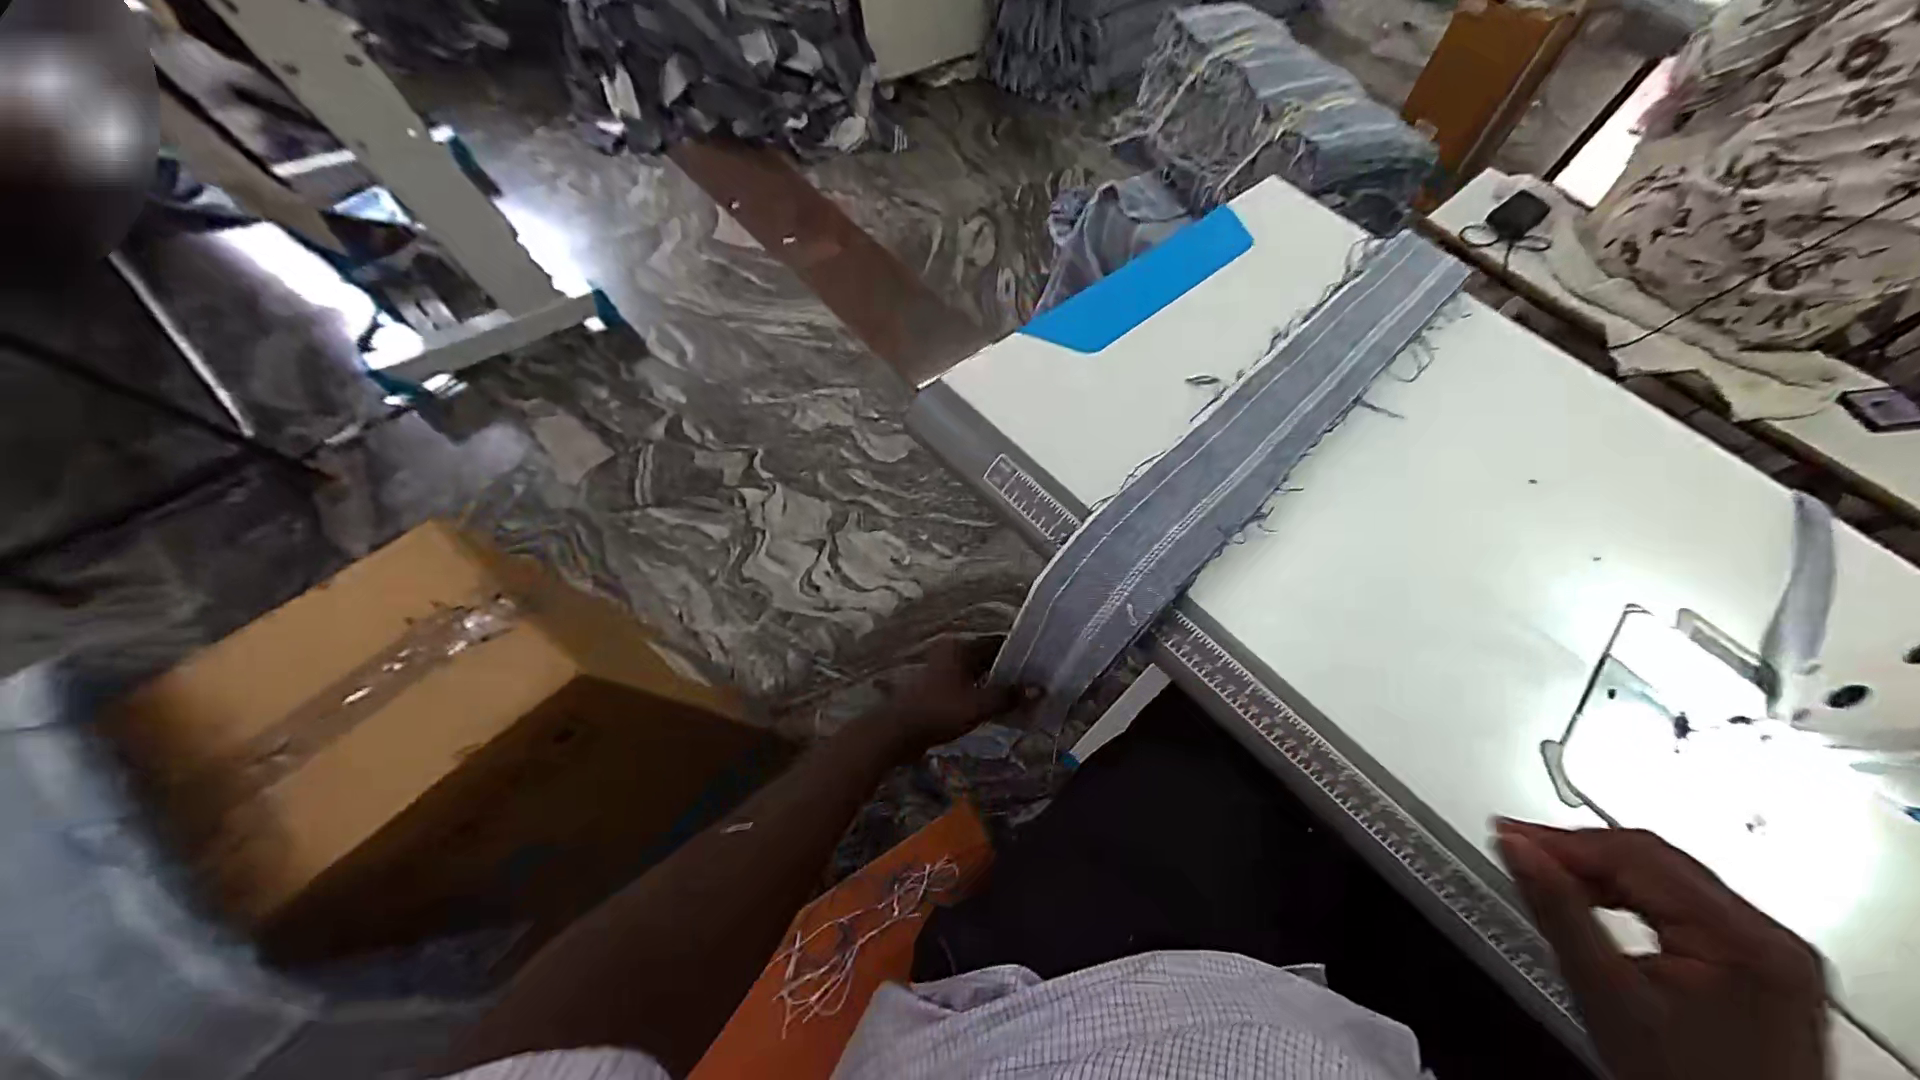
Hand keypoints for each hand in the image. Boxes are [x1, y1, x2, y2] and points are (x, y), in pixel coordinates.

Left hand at [859, 636, 1031, 759]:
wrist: (897, 733)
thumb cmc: (938, 712)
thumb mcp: (978, 705)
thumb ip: (1008, 696)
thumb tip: (1039, 688)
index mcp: (960, 648)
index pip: (998, 643)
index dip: (1020, 653)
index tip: (1041, 664)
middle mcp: (950, 653)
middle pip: (988, 658)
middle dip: (1010, 672)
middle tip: (1036, 683)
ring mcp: (942, 671)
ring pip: (978, 674)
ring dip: (996, 685)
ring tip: (1021, 698)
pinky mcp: (938, 689)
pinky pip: (968, 686)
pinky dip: (982, 694)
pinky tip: (997, 708)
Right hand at [1495, 821, 1826, 1079]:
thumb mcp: (1604, 990)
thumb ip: (1556, 909)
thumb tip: (1516, 848)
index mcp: (1746, 941)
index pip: (1636, 857)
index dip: (1563, 842)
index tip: (1510, 835)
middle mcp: (1770, 939)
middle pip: (1654, 862)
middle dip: (1577, 852)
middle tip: (1519, 849)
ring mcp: (1768, 951)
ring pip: (1662, 877)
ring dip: (1596, 871)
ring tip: (1543, 873)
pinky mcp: (1755, 960)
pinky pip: (1678, 902)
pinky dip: (1624, 893)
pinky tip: (1589, 899)